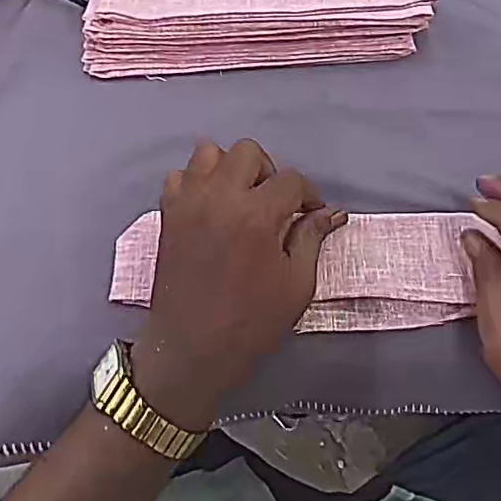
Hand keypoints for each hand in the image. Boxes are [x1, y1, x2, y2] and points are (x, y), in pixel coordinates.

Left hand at [132, 139, 346, 430]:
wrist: (192, 348)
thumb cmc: (251, 322)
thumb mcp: (296, 283)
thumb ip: (311, 238)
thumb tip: (332, 212)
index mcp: (257, 214)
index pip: (291, 180)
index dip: (308, 195)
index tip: (310, 213)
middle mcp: (219, 197)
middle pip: (248, 152)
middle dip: (268, 173)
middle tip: (274, 204)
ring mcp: (188, 202)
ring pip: (209, 153)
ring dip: (229, 169)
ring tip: (239, 199)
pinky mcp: (168, 214)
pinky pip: (180, 176)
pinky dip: (197, 183)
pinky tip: (209, 207)